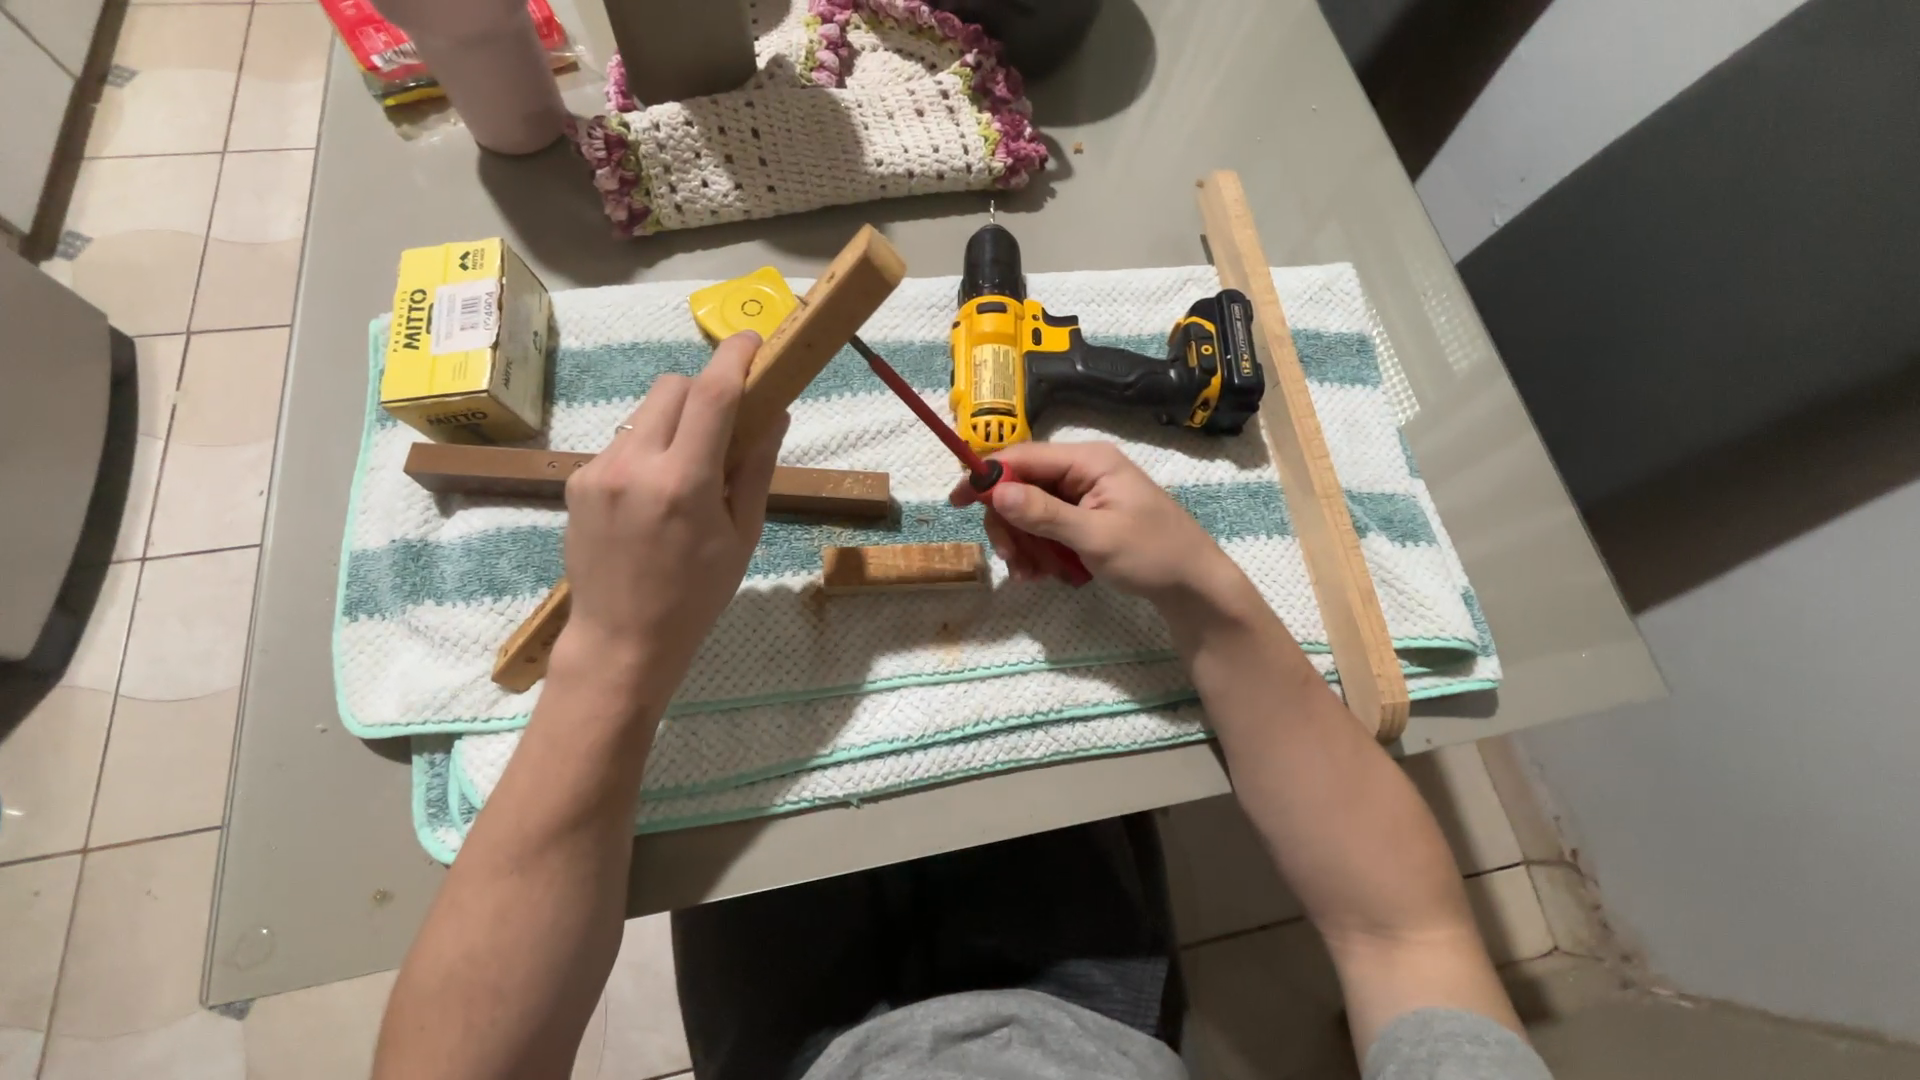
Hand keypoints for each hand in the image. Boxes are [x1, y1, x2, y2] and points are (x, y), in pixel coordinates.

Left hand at [555, 331, 787, 690]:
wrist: (622, 639)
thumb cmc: (697, 595)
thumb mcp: (743, 536)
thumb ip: (756, 468)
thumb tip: (775, 413)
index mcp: (684, 482)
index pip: (712, 395)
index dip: (736, 357)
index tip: (754, 342)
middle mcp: (635, 465)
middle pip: (672, 386)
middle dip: (704, 390)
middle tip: (724, 424)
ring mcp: (598, 471)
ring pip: (645, 412)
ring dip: (674, 421)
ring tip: (686, 471)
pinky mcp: (577, 481)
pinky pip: (622, 442)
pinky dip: (647, 449)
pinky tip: (652, 495)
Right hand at [947, 441, 1244, 608]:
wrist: (1194, 586)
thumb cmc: (1152, 555)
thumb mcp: (1095, 536)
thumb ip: (1044, 513)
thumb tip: (996, 492)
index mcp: (1088, 461)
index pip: (1023, 457)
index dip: (986, 477)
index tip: (956, 502)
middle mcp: (1083, 470)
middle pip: (1022, 487)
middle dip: (1010, 524)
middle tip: (1011, 561)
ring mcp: (1085, 495)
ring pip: (1031, 512)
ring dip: (1024, 544)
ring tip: (1032, 577)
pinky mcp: (1086, 518)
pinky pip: (1047, 528)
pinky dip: (1040, 551)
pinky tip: (1046, 575)